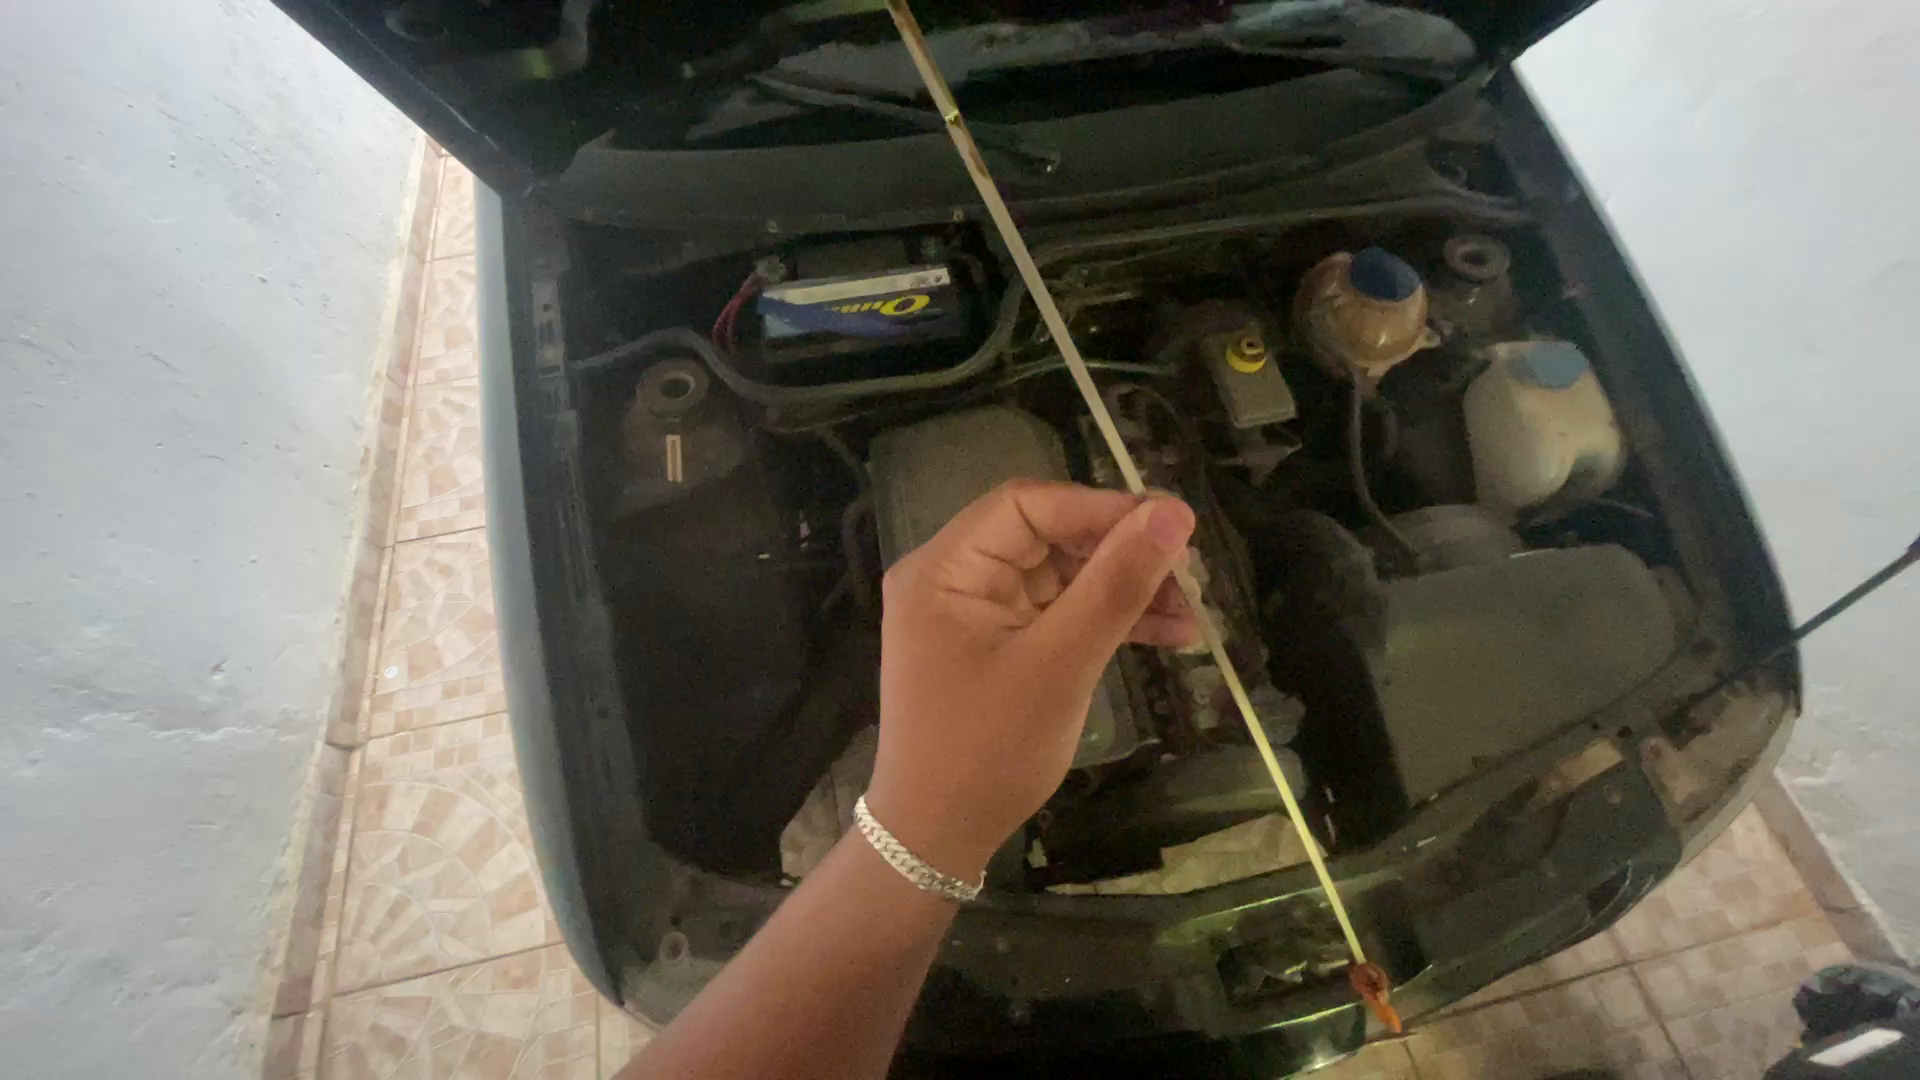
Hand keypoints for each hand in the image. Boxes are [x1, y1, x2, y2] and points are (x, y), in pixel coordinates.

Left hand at [862, 479, 1199, 881]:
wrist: (938, 836)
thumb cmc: (988, 751)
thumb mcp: (1058, 663)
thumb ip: (1114, 585)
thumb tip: (1171, 515)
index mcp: (944, 567)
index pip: (1027, 506)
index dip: (1101, 508)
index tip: (1172, 524)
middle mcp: (953, 576)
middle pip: (1046, 537)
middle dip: (1119, 553)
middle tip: (1188, 573)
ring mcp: (974, 611)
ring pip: (1059, 576)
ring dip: (1121, 590)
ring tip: (1191, 612)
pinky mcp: (997, 642)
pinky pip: (1055, 612)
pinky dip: (1103, 621)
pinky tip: (1165, 634)